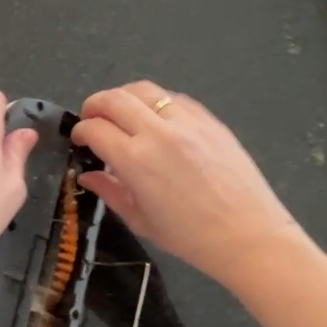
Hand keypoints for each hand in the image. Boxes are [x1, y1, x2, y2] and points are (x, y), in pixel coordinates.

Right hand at [71, 81, 308, 289]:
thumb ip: (110, 191)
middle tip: (91, 118)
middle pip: (115, 99)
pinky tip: (154, 117)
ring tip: (119, 112)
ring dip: (123, 96)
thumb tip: (89, 175)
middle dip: (95, 105)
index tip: (79, 139)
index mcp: (135, 161)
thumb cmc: (189, 237)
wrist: (247, 234)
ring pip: (145, 89)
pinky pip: (174, 98)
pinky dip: (155, 101)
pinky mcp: (210, 120)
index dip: (80, 131)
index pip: (96, 129)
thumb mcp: (140, 220)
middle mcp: (158, 132)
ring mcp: (187, 122)